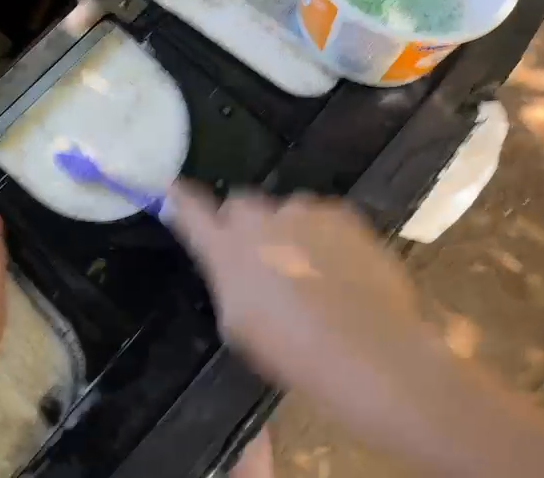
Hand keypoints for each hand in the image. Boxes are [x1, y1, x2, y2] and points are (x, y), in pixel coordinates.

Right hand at [167, 183, 428, 398]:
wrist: (372, 354)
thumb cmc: (294, 352)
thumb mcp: (240, 325)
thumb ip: (226, 280)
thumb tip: (223, 259)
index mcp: (226, 248)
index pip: (190, 208)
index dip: (179, 197)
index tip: (171, 188)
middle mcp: (260, 218)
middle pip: (240, 205)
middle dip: (245, 224)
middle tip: (261, 260)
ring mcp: (304, 211)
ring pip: (286, 213)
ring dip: (289, 232)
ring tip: (312, 274)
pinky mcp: (343, 213)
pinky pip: (323, 218)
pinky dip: (325, 237)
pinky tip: (342, 272)